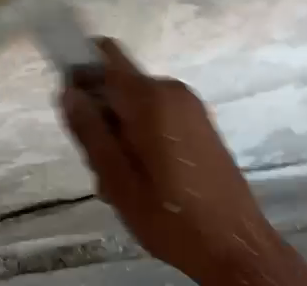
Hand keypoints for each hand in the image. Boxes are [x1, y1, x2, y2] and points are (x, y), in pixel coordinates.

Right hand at [60, 39, 306, 285]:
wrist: (239, 250)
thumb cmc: (172, 216)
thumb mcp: (117, 179)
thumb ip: (89, 131)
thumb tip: (67, 91)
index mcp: (149, 98)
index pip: (105, 56)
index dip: (81, 71)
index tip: (71, 106)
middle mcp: (171, 91)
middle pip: (119, 83)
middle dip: (101, 112)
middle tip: (97, 161)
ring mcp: (191, 107)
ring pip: (137, 103)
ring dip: (120, 129)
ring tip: (120, 178)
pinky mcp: (202, 125)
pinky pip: (158, 115)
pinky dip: (143, 135)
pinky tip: (144, 177)